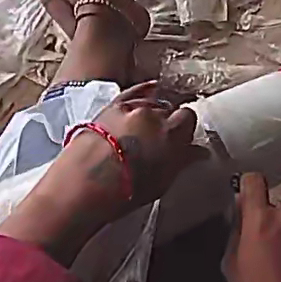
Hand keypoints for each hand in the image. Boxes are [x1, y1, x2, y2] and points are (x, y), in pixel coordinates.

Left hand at [1, 81, 200, 261]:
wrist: (82, 185)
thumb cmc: (124, 193)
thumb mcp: (161, 183)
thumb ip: (181, 162)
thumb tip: (198, 152)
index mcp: (172, 134)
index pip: (188, 119)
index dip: (185, 129)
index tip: (182, 139)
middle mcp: (154, 115)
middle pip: (169, 109)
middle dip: (169, 121)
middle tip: (163, 138)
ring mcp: (131, 108)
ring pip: (151, 102)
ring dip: (153, 111)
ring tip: (148, 126)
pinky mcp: (110, 106)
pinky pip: (134, 92)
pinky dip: (144, 91)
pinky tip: (151, 88)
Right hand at [224, 172, 280, 281]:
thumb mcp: (230, 263)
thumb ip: (235, 231)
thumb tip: (240, 212)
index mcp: (260, 220)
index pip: (253, 181)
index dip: (245, 187)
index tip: (243, 202)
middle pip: (268, 206)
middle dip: (261, 220)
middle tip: (256, 248)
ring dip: (279, 232)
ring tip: (275, 261)